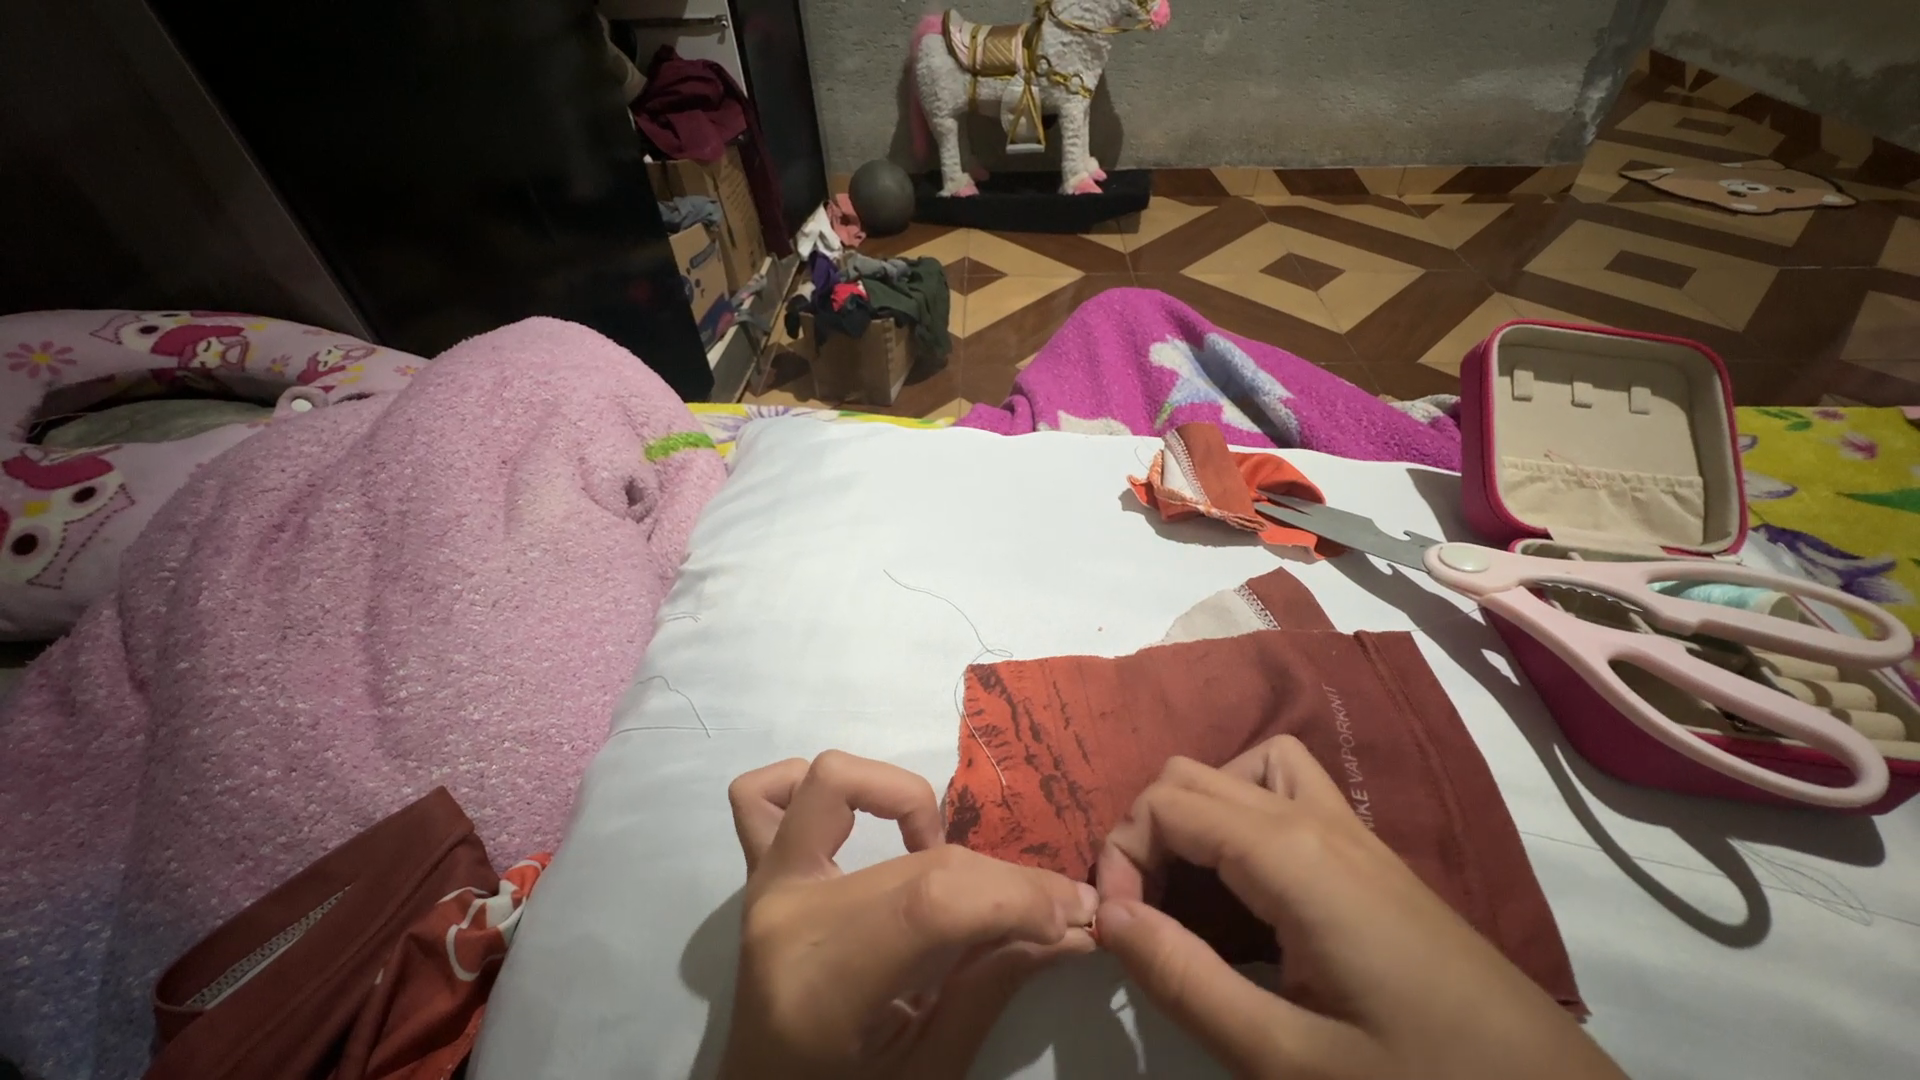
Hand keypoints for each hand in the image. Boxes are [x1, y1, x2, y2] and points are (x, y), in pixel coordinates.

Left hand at [721, 751, 1097, 1079]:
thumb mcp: (926, 1071)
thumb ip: (994, 986)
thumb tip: (1076, 926)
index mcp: (819, 986)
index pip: (928, 904)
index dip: (1013, 898)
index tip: (1071, 916)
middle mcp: (785, 915)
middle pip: (915, 859)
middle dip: (1001, 877)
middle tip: (1050, 906)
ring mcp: (765, 884)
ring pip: (834, 783)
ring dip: (906, 799)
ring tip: (938, 857)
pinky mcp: (760, 871)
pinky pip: (762, 794)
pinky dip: (826, 791)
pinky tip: (869, 820)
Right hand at [1095, 736, 1625, 1079]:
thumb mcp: (1286, 1061)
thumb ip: (1185, 980)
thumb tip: (1105, 913)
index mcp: (1292, 854)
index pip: (1167, 803)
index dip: (1121, 854)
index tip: (1117, 926)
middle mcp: (1316, 817)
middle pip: (1193, 774)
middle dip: (1146, 833)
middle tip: (1145, 915)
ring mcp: (1349, 829)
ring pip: (1244, 767)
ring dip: (1196, 814)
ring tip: (1190, 889)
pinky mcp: (1368, 854)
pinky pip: (1284, 793)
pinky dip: (1240, 814)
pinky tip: (1248, 889)